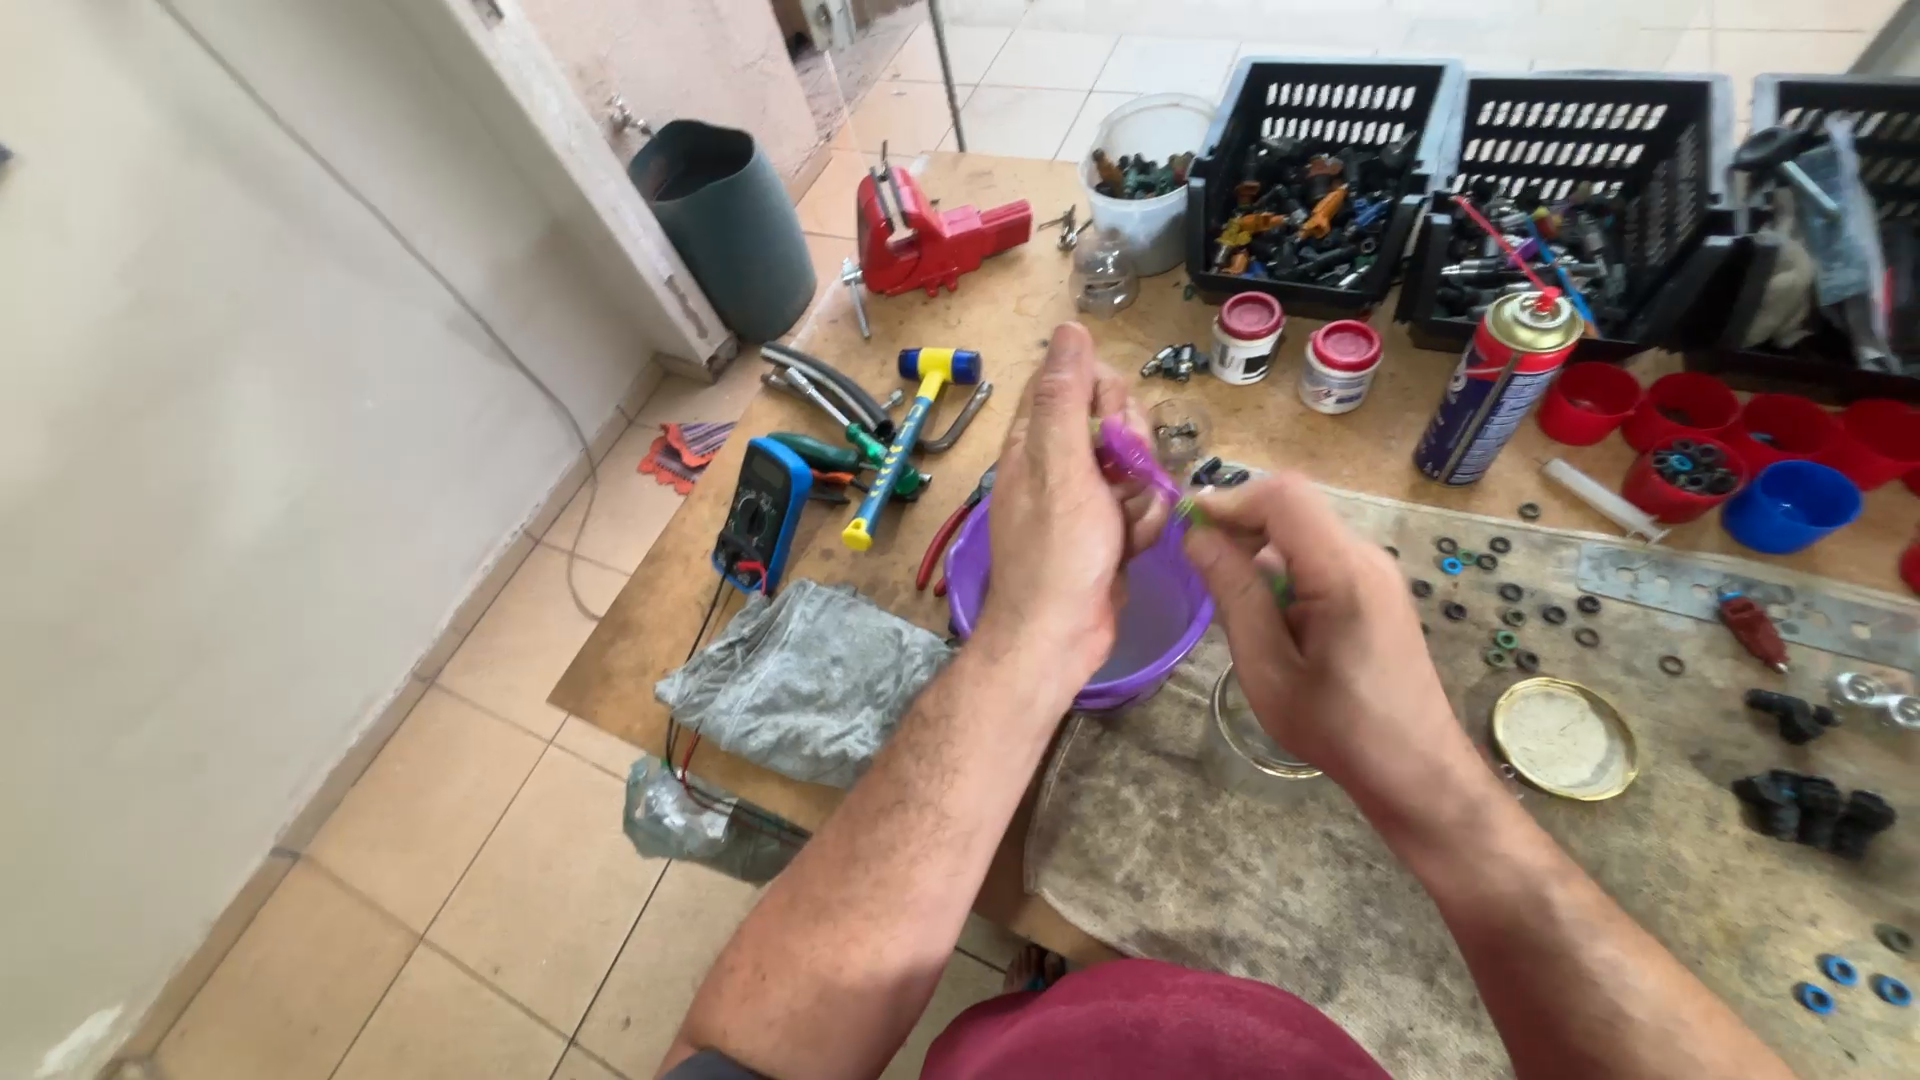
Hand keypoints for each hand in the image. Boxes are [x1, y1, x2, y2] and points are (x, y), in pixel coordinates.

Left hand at [974, 322, 1167, 683]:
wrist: (1060, 636)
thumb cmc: (1058, 553)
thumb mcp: (1061, 468)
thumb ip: (1065, 399)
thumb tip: (1068, 330)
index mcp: (1034, 442)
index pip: (1072, 382)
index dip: (1103, 394)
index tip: (1112, 425)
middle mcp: (1056, 464)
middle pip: (1111, 421)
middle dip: (1130, 450)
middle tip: (1121, 481)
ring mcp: (1083, 499)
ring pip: (1134, 464)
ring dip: (1142, 494)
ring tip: (1127, 526)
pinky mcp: (1105, 529)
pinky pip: (1139, 503)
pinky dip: (1143, 524)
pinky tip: (1133, 547)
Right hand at [1181, 472, 1482, 809]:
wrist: (1416, 769)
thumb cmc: (1338, 728)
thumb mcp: (1268, 668)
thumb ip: (1234, 594)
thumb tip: (1198, 536)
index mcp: (1343, 572)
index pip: (1282, 497)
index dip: (1228, 500)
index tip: (1184, 528)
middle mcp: (1364, 556)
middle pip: (1292, 505)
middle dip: (1237, 521)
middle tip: (1197, 562)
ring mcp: (1373, 570)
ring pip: (1301, 527)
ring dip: (1255, 544)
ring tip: (1223, 590)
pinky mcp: (1371, 587)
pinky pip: (1314, 553)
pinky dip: (1277, 563)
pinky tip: (1261, 608)